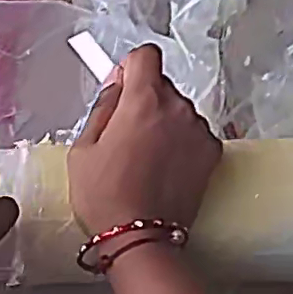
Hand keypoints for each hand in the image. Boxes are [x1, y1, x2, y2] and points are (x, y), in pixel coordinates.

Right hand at [68, 43, 222, 237]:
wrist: (139, 238)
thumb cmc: (103, 197)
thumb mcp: (81, 153)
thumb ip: (100, 112)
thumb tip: (114, 91)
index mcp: (142, 101)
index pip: (144, 56)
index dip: (128, 70)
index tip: (118, 92)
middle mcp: (177, 107)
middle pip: (161, 87)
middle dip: (142, 104)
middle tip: (122, 140)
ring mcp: (198, 130)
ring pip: (177, 113)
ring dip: (161, 126)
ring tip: (141, 163)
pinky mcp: (211, 153)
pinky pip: (192, 136)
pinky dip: (178, 146)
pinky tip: (160, 172)